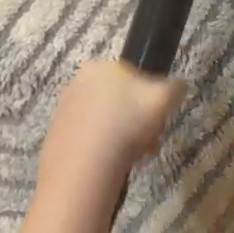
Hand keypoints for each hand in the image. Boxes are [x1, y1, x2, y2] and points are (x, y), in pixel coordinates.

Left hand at [37, 62, 185, 192]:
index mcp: (101, 67)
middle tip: (150, 140)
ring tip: (134, 156)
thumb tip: (179, 86)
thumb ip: (176, 86)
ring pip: (104, 121)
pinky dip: (101, 150)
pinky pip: (87, 140)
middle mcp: (77, 83)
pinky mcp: (55, 137)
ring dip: (122, 136)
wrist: (86, 166)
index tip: (158, 118)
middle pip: (118, 100)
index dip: (149, 98)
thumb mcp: (166, 98)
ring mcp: (63, 111)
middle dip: (137, 120)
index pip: (132, 77)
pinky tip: (112, 165)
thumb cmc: (128, 122)